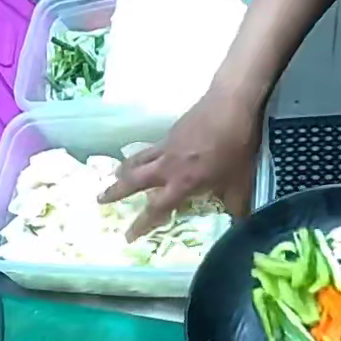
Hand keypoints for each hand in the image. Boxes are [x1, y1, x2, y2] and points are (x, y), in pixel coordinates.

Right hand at [99, 84, 262, 240]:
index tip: (127, 236)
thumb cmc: (236, 145)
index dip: (141, 225)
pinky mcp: (169, 133)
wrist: (231, 104)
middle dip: (115, 193)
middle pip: (133, 182)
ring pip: (135, 162)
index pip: (156, 209)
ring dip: (121, 172)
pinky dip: (139, 156)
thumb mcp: (241, 181)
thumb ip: (237, 204)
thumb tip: (241, 224)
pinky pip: (148, 149)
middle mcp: (167, 168)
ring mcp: (165, 148)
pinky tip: (141, 157)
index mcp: (183, 183)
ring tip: (111, 178)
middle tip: (99, 200)